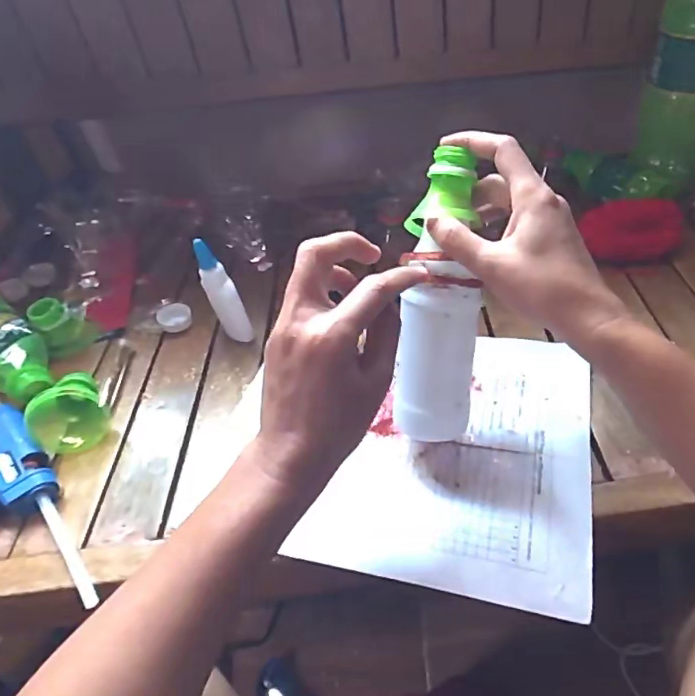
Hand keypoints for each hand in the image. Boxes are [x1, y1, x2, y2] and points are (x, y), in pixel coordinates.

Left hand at [252, 232, 426, 495]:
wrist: (289, 452)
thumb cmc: (338, 426)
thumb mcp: (375, 381)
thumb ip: (385, 333)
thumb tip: (390, 302)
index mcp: (331, 336)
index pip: (371, 288)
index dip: (400, 277)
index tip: (418, 274)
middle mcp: (300, 320)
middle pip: (313, 254)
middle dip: (346, 243)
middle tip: (371, 255)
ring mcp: (282, 325)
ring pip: (303, 273)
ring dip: (333, 268)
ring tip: (358, 289)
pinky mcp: (275, 334)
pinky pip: (300, 297)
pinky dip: (323, 292)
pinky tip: (342, 314)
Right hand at [422, 131, 631, 341]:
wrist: (586, 315)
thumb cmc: (541, 287)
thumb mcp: (491, 264)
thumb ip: (458, 240)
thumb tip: (433, 218)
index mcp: (532, 197)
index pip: (502, 150)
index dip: (471, 142)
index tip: (444, 150)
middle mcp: (542, 201)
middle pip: (499, 179)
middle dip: (467, 188)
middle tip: (439, 204)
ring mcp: (549, 219)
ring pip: (506, 202)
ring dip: (478, 209)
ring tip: (452, 229)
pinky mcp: (550, 237)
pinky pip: (515, 219)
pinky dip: (492, 224)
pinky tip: (476, 245)